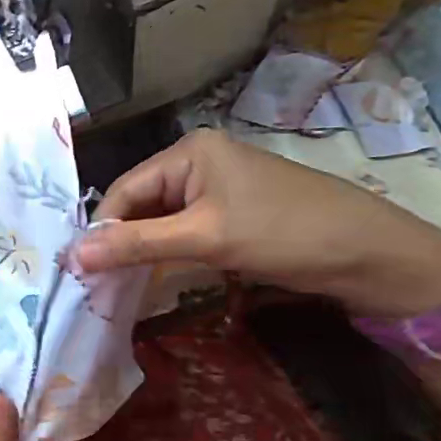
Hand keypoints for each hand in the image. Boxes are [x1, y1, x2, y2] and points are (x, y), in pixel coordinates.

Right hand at [73, 129, 440, 317]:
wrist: (367, 253)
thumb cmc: (283, 232)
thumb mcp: (204, 238)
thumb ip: (137, 245)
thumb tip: (74, 256)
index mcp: (188, 152)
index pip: (124, 190)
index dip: (102, 231)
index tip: (81, 272)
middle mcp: (197, 163)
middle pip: (140, 205)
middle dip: (120, 243)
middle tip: (97, 285)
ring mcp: (215, 189)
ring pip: (160, 222)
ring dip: (141, 252)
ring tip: (117, 287)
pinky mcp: (229, 215)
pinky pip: (183, 233)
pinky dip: (166, 256)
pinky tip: (152, 280)